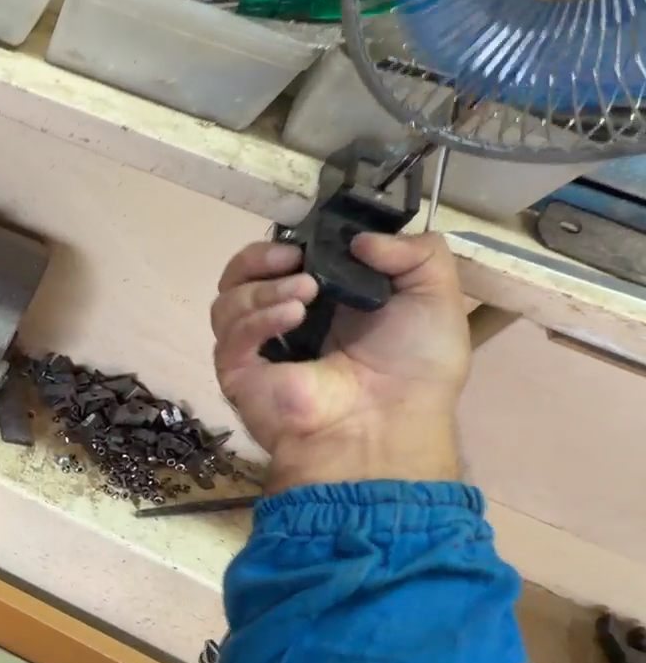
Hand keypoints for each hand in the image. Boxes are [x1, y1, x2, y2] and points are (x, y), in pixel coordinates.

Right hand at [210, 233, 470, 493]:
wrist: (382, 423)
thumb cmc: (412, 366)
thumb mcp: (435, 296)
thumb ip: (415, 252)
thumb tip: (359, 239)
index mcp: (324, 301)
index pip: (280, 262)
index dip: (285, 245)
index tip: (307, 242)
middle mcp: (281, 320)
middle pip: (238, 277)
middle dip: (256, 259)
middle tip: (289, 259)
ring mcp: (254, 347)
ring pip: (227, 301)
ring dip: (263, 290)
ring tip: (304, 296)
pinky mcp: (235, 371)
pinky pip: (230, 335)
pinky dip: (257, 319)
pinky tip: (291, 317)